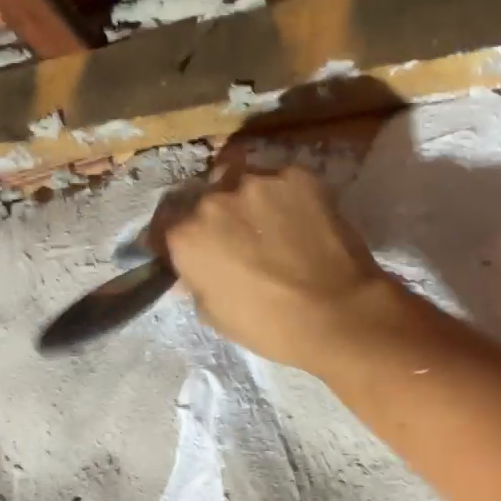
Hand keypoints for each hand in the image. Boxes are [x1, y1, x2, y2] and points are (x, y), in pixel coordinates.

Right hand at [161, 165, 403, 372]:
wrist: (337, 312)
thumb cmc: (268, 325)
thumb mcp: (214, 314)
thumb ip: (196, 280)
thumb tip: (193, 268)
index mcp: (186, 235)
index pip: (164, 221)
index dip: (175, 236)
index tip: (188, 248)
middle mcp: (214, 199)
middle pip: (203, 197)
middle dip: (214, 216)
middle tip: (235, 238)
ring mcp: (257, 181)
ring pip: (241, 181)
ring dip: (247, 200)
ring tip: (270, 224)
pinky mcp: (297, 175)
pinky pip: (280, 181)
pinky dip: (283, 197)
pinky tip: (299, 220)